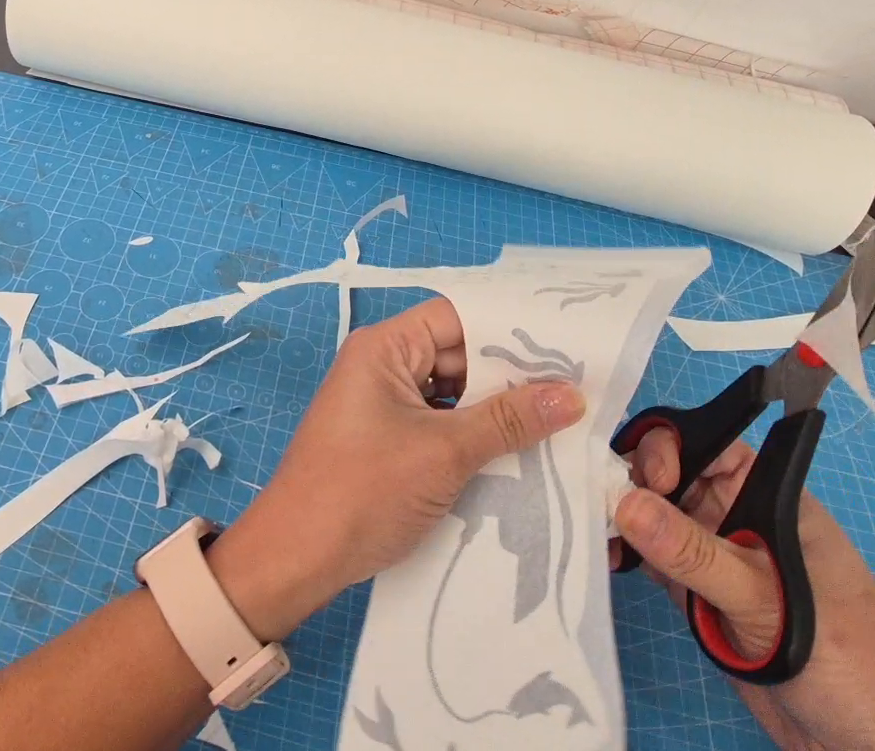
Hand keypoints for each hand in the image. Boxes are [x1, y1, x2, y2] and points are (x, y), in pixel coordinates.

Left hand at [205, 298, 585, 640]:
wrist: (299, 556)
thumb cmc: (364, 488)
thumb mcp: (444, 450)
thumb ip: (508, 419)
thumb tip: (572, 394)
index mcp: (383, 348)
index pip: (455, 318)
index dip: (507, 328)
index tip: (564, 346)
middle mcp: (381, 366)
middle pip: (456, 354)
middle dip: (509, 374)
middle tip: (576, 389)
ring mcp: (383, 405)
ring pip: (451, 394)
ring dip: (495, 410)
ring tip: (560, 420)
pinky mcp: (388, 440)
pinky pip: (439, 423)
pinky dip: (473, 435)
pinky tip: (519, 452)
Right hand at [613, 432, 874, 750]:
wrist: (867, 747)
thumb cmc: (848, 661)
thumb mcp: (767, 599)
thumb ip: (695, 552)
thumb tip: (624, 502)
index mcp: (767, 495)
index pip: (709, 444)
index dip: (669, 447)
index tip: (647, 479)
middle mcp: (735, 514)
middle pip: (669, 473)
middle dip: (631, 479)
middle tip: (598, 504)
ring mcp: (712, 553)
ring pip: (653, 514)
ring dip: (621, 517)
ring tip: (590, 531)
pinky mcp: (694, 590)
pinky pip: (650, 556)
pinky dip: (625, 552)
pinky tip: (604, 558)